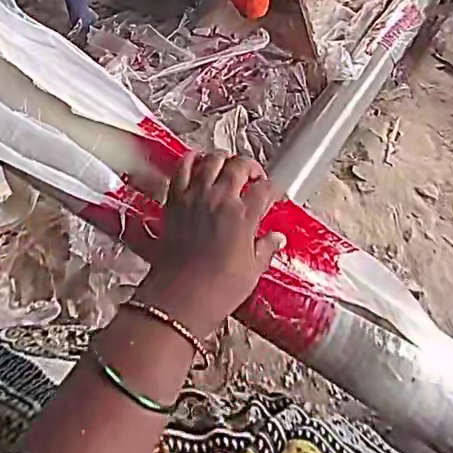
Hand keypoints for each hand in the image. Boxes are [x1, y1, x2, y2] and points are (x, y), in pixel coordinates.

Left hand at [133, 151, 286, 336]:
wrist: (182, 294)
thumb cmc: (218, 287)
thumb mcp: (252, 270)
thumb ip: (266, 248)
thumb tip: (277, 238)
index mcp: (243, 216)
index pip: (265, 188)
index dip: (272, 187)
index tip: (272, 191)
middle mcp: (220, 199)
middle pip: (239, 165)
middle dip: (250, 166)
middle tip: (253, 174)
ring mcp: (196, 195)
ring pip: (212, 159)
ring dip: (223, 158)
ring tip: (227, 164)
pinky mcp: (176, 198)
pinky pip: (182, 167)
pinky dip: (191, 159)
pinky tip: (197, 160)